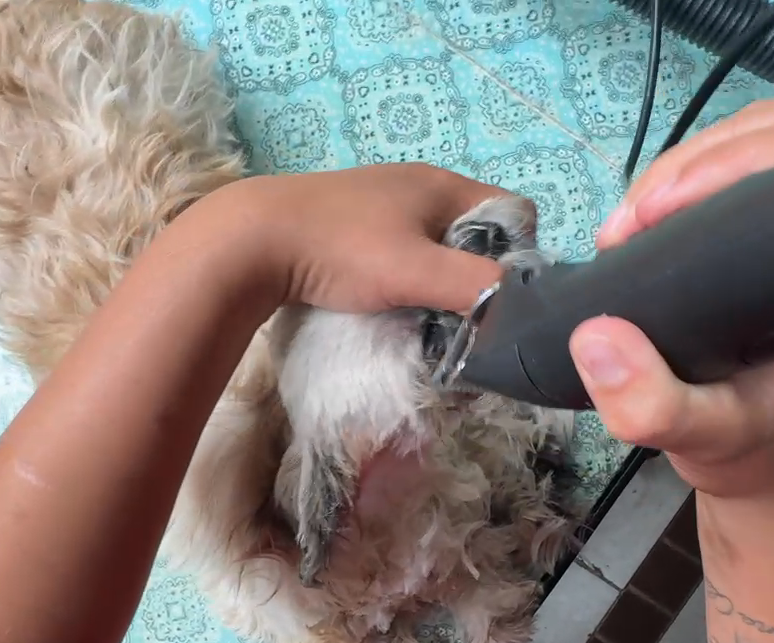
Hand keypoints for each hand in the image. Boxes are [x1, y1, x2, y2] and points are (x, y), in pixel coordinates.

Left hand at [187, 164, 509, 314]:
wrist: (254, 242)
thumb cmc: (342, 249)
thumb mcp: (417, 271)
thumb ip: (475, 289)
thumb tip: (518, 312)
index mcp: (443, 185)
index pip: (514, 214)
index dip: (519, 258)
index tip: (501, 303)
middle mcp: (418, 189)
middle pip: (474, 238)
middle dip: (476, 281)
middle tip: (464, 324)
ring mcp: (382, 210)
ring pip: (435, 253)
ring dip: (438, 290)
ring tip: (427, 325)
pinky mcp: (352, 233)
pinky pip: (400, 261)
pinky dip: (406, 287)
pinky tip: (390, 311)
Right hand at [574, 89, 773, 499]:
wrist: (764, 470)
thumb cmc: (749, 452)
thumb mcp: (699, 441)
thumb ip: (651, 406)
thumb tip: (593, 335)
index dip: (738, 161)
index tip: (655, 212)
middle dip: (697, 162)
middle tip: (628, 224)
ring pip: (763, 143)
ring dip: (686, 168)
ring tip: (630, 223)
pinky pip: (739, 178)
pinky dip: (685, 184)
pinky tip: (648, 222)